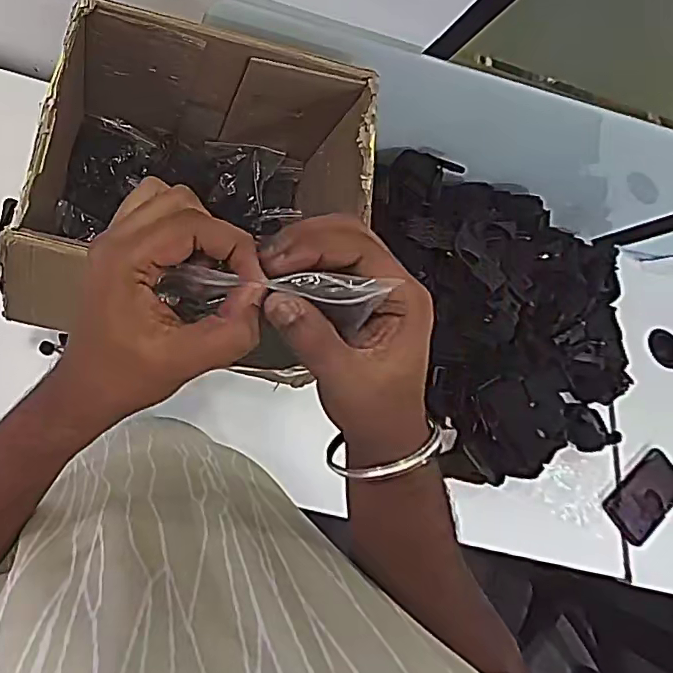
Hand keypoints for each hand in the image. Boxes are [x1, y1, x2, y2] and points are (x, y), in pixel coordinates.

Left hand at [55, 178, 265, 423]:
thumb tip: (255, 297)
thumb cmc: (118, 376)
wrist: (88, 390)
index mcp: (124, 260)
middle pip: (180, 200)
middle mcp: (114, 243)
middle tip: (232, 270)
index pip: (193, 222)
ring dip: (197, 224)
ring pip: (164, 198)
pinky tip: (189, 265)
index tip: (250, 275)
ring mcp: (112, 244)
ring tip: (208, 264)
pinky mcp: (117, 252)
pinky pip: (152, 215)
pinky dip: (179, 230)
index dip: (233, 245)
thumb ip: (231, 330)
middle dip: (217, 232)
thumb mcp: (185, 361)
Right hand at [259, 215, 433, 462]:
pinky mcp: (353, 301)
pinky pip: (325, 269)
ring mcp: (373, 292)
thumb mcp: (343, 377)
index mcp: (403, 298)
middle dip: (305, 240)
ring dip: (300, 250)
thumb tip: (279, 300)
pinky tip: (279, 276)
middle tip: (269, 257)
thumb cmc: (380, 412)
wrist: (384, 436)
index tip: (282, 261)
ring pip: (336, 246)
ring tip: (269, 265)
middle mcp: (391, 288)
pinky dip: (299, 267)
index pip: (360, 249)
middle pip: (348, 236)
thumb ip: (311, 336)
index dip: (316, 247)